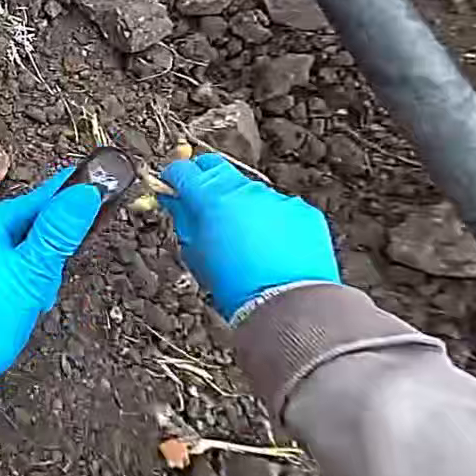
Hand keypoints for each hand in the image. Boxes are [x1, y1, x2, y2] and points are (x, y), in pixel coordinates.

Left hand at [0, 169, 103, 409]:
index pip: (40, 199)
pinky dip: (19, 286)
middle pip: (32, 229)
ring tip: (28, 303)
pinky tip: (16, 308)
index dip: (70, 203)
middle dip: (47, 258)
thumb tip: (84, 192)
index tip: (97, 190)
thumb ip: (59, 231)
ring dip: (34, 277)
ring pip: (21, 253)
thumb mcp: (31, 274)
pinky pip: (6, 270)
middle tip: (44, 284)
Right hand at [162, 154, 338, 318]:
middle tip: (202, 205)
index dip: (174, 178)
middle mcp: (244, 190)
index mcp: (212, 198)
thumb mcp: (195, 254)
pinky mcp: (302, 210)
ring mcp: (276, 198)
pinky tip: (271, 247)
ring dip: (240, 204)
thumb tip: (175, 200)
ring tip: (243, 238)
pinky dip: (271, 220)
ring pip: (248, 190)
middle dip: (205, 180)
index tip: (172, 187)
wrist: (288, 307)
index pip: (184, 170)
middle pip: (216, 168)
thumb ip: (184, 219)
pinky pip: (279, 207)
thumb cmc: (235, 287)